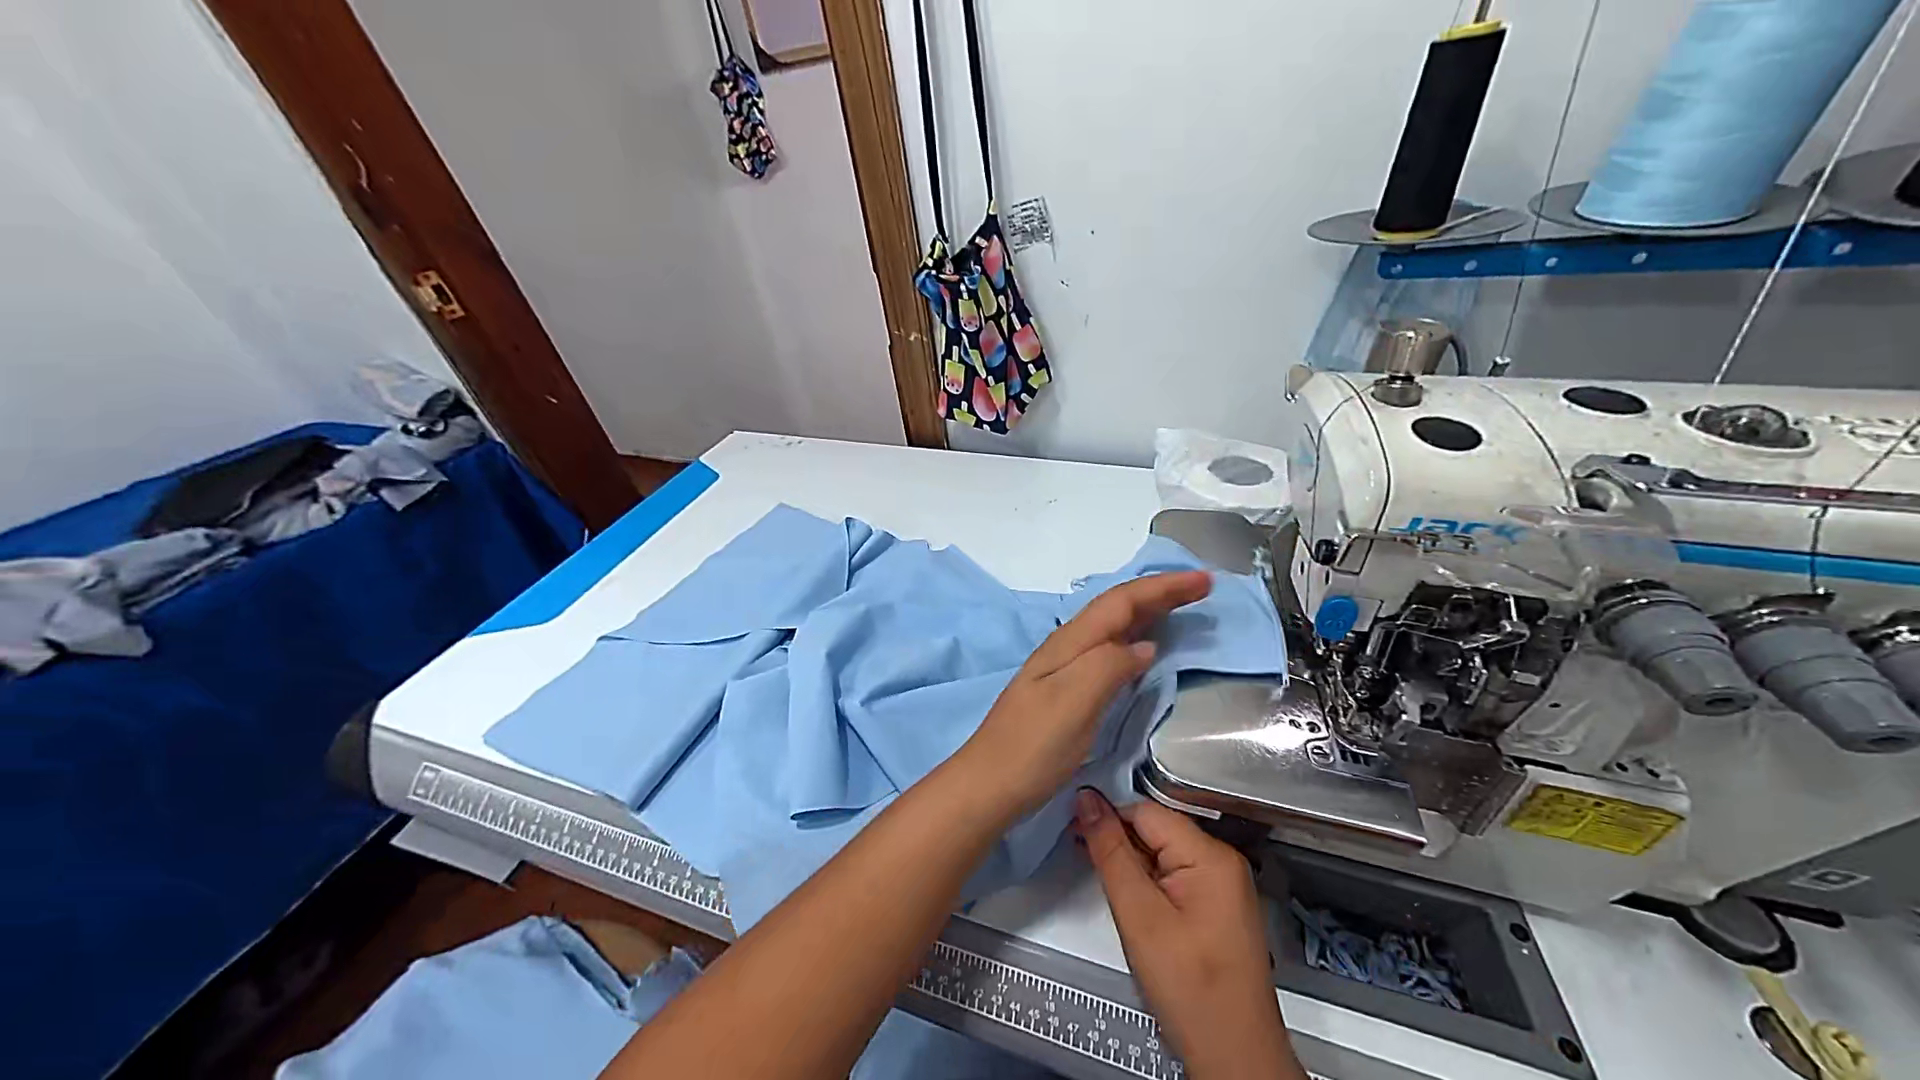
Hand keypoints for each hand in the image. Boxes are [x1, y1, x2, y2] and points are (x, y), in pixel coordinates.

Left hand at [953, 572, 1211, 816]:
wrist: (990, 785)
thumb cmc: (1032, 747)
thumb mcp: (1072, 703)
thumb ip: (1109, 666)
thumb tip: (1145, 647)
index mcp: (1069, 644)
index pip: (1121, 602)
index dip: (1163, 587)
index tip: (1205, 581)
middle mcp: (1066, 648)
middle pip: (1117, 608)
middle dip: (1160, 593)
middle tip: (1203, 589)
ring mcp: (1064, 670)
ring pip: (1113, 628)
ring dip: (1149, 612)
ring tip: (1182, 608)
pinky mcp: (1067, 692)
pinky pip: (1109, 651)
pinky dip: (1135, 639)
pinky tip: (1144, 650)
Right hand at [1075, 791, 1305, 1079]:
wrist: (1233, 1058)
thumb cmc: (1194, 993)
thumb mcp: (1139, 915)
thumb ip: (1110, 852)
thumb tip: (1089, 802)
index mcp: (1211, 857)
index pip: (1146, 812)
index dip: (1107, 816)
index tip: (1076, 826)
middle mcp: (1222, 863)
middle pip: (1155, 830)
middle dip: (1116, 839)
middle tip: (1081, 851)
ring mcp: (1222, 886)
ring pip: (1161, 852)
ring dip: (1128, 861)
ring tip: (1099, 874)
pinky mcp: (1216, 907)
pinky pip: (1172, 875)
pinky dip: (1146, 881)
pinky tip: (1127, 897)